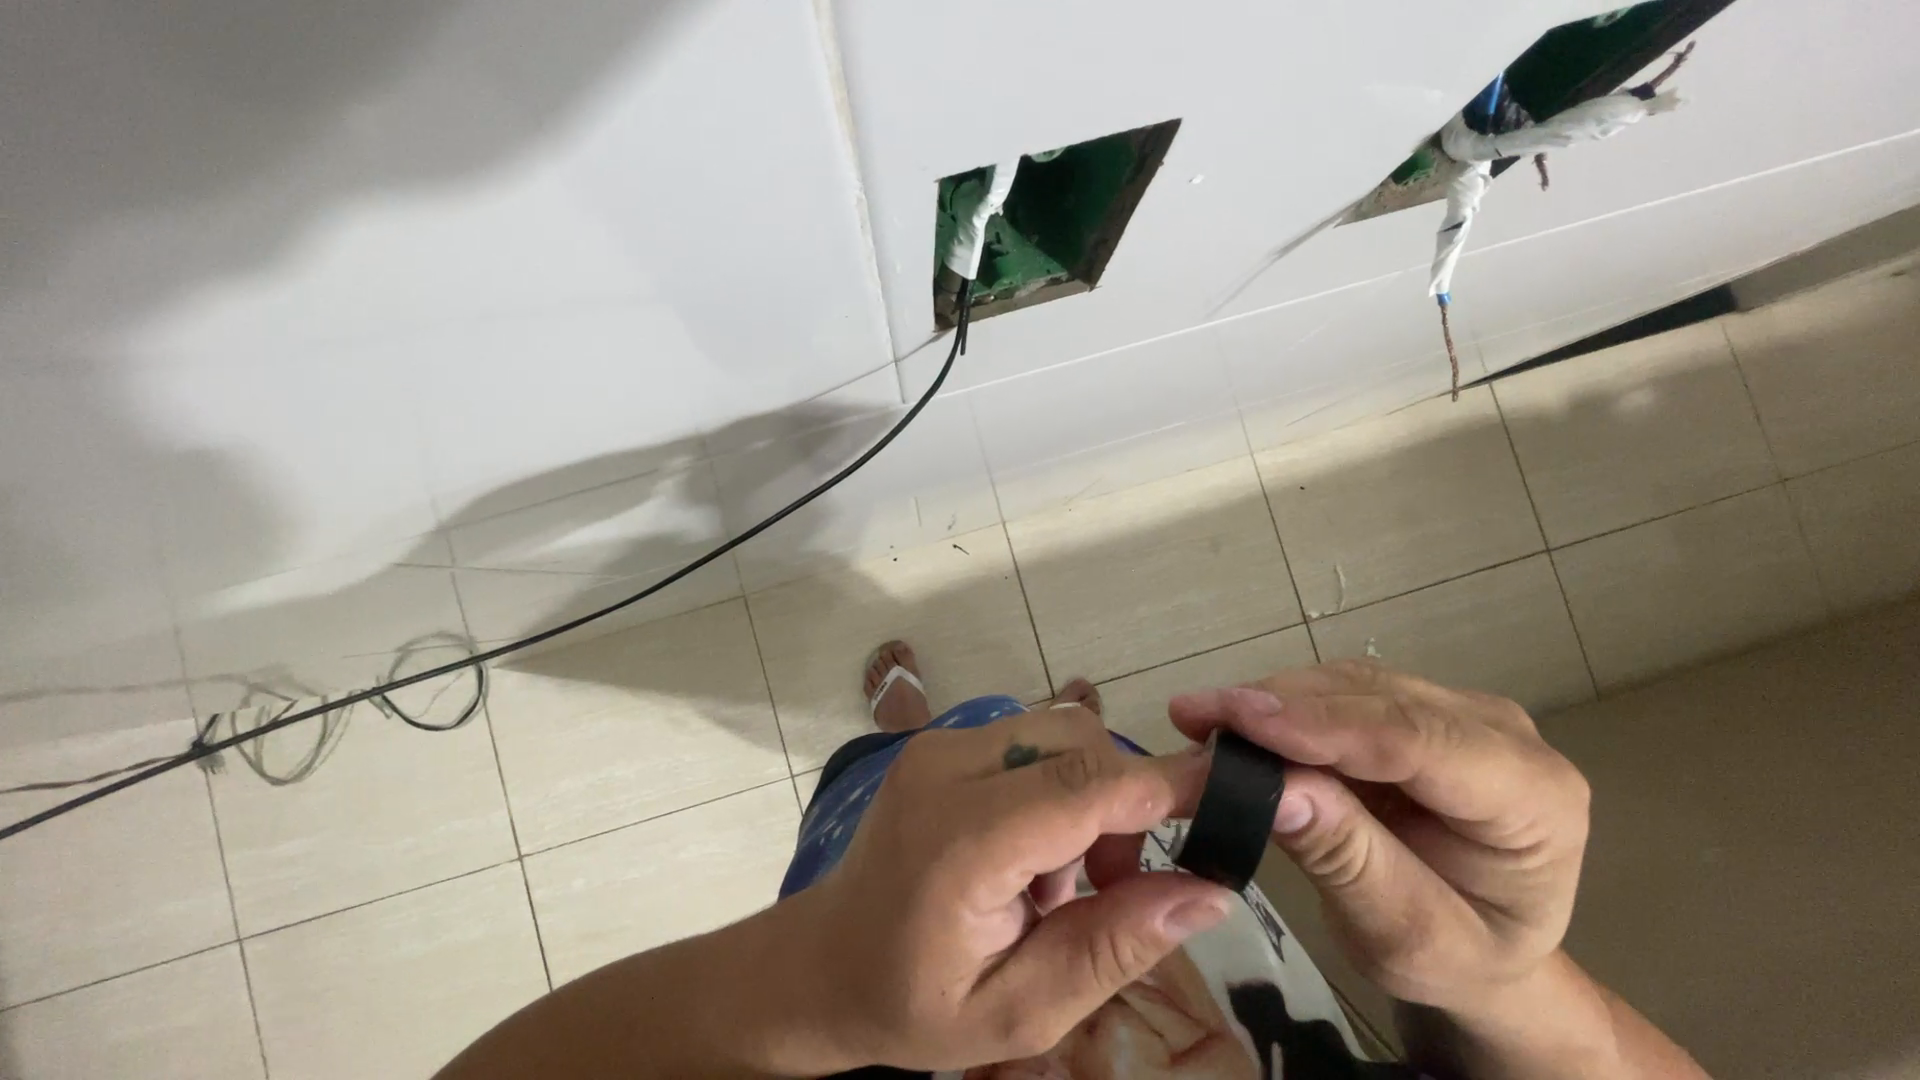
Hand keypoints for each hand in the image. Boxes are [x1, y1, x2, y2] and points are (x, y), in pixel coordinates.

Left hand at [789, 704, 1232, 1072]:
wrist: (824, 961)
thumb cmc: (913, 999)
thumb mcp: (1019, 1007)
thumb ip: (1112, 946)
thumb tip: (1208, 891)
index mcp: (960, 840)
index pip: (1084, 786)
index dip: (1165, 785)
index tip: (1232, 792)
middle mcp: (945, 768)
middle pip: (1079, 744)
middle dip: (1124, 807)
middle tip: (1110, 888)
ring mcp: (937, 746)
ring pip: (1060, 734)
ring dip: (1090, 797)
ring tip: (1060, 882)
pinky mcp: (940, 744)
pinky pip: (1030, 741)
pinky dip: (1058, 786)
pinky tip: (1031, 852)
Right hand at [1168, 661, 1590, 1013]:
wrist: (1479, 946)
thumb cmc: (1456, 956)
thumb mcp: (1406, 937)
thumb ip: (1350, 862)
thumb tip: (1276, 791)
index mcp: (1534, 796)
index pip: (1419, 741)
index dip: (1323, 724)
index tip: (1236, 717)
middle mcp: (1502, 734)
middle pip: (1377, 700)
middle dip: (1280, 705)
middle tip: (1192, 716)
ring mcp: (1455, 712)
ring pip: (1350, 684)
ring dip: (1272, 700)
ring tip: (1202, 721)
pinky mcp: (1413, 706)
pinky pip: (1338, 690)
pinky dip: (1281, 706)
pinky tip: (1235, 722)